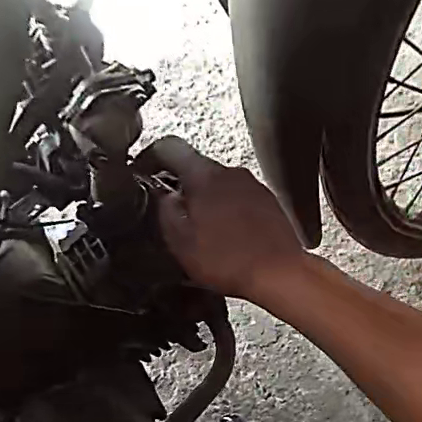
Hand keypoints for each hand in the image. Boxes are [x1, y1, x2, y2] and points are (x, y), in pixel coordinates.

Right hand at [145, 136, 312, 300]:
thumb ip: (164, 211)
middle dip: (179, 186)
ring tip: (201, 232)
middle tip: (171, 211)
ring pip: (219, 184)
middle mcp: (231, 173)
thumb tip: (162, 197)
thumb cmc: (233, 262)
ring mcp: (253, 186)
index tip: (142, 171)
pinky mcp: (268, 203)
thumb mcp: (181, 242)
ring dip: (206, 201)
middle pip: (196, 167)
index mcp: (204, 176)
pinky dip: (228, 212)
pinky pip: (239, 200)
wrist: (279, 274)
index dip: (148, 157)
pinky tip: (226, 237)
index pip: (168, 146)